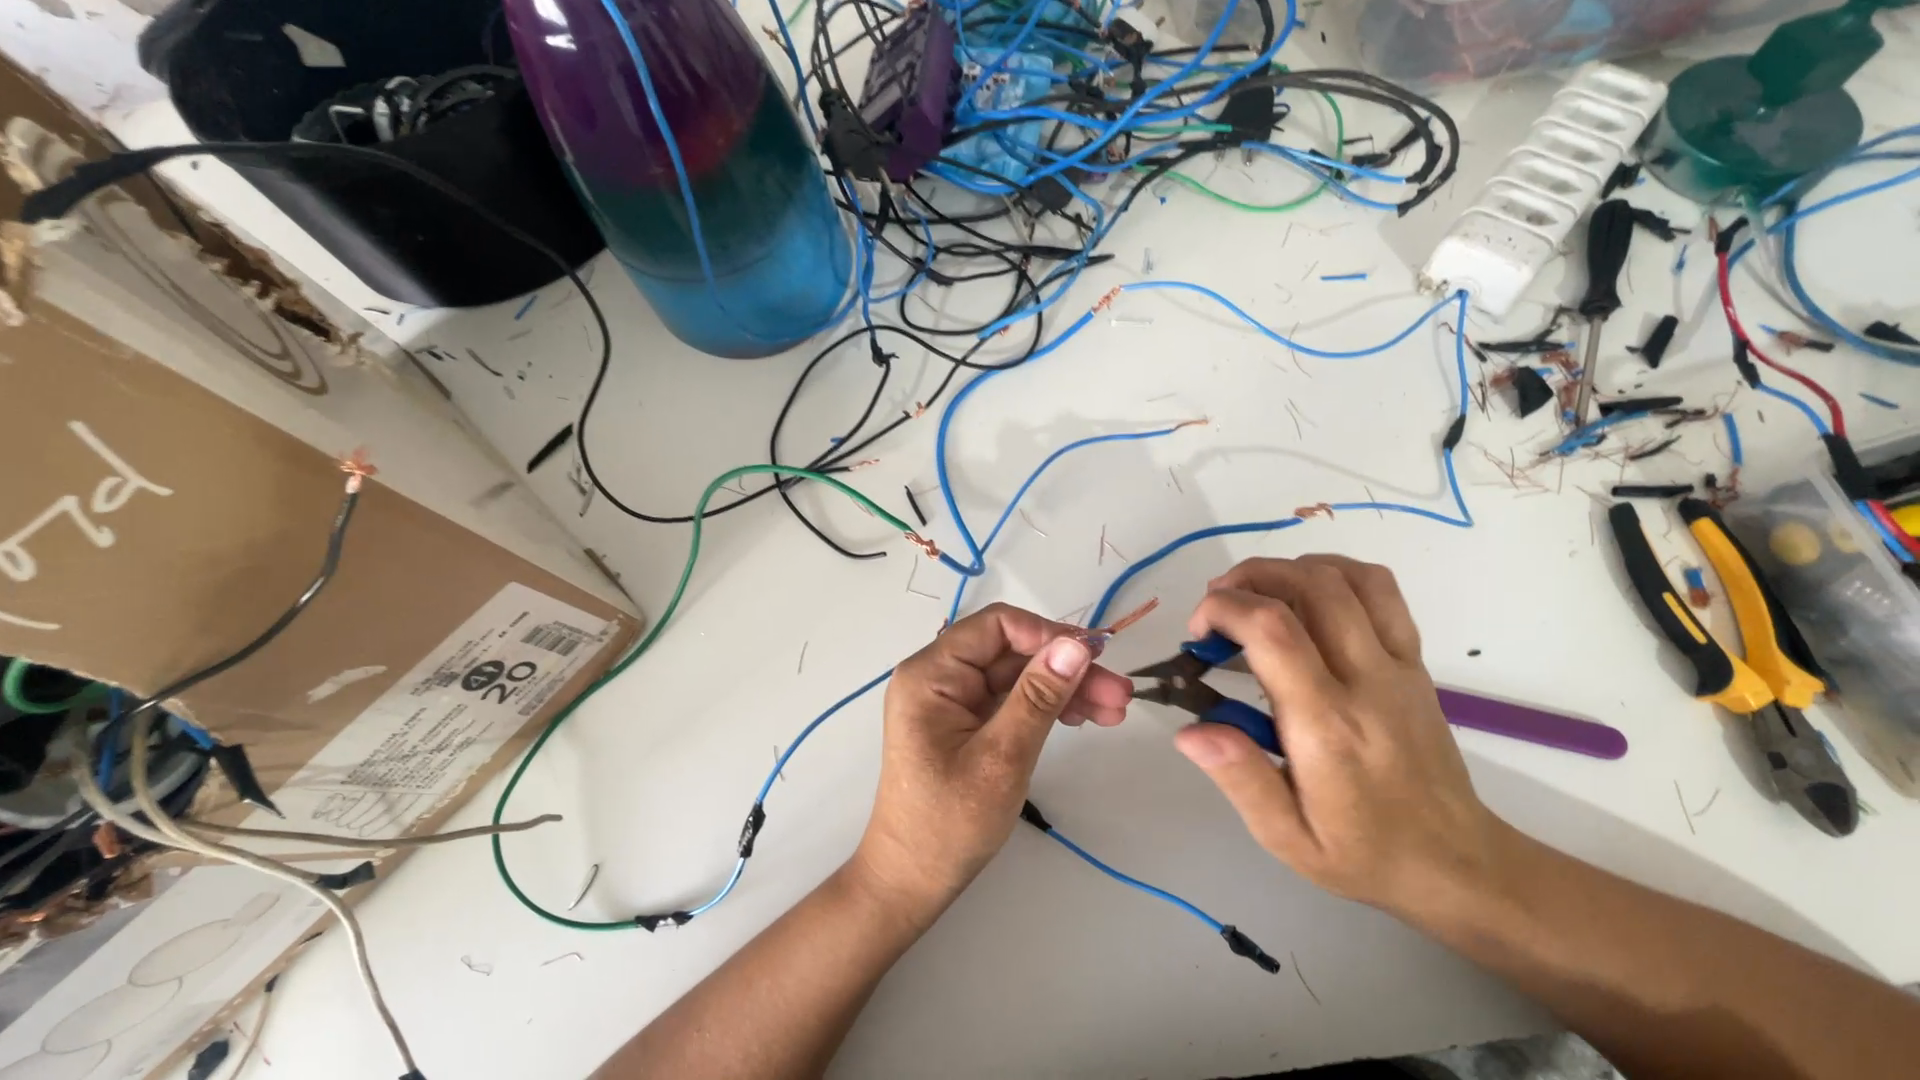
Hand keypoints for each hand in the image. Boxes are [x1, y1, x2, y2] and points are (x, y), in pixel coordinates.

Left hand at [851, 603, 1134, 920]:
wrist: (913, 880)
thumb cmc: (950, 823)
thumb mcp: (1002, 758)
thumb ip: (1038, 697)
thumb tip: (1075, 645)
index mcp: (931, 675)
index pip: (996, 627)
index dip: (1048, 634)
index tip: (1096, 656)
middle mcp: (938, 678)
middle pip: (1012, 652)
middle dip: (1067, 668)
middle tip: (1120, 694)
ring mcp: (951, 702)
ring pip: (1017, 677)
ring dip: (1065, 688)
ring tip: (1115, 711)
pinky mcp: (964, 725)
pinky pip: (1011, 701)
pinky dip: (1047, 707)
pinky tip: (1083, 718)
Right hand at [1172, 556, 1511, 919]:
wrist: (1454, 863)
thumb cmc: (1360, 853)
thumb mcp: (1287, 838)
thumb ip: (1240, 779)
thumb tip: (1190, 731)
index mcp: (1327, 725)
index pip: (1274, 631)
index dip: (1225, 609)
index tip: (1197, 631)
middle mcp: (1367, 682)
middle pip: (1311, 586)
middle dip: (1251, 577)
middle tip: (1216, 605)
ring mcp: (1398, 667)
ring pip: (1350, 579)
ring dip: (1292, 569)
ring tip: (1258, 595)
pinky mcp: (1415, 664)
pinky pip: (1382, 593)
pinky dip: (1337, 574)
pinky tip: (1307, 595)